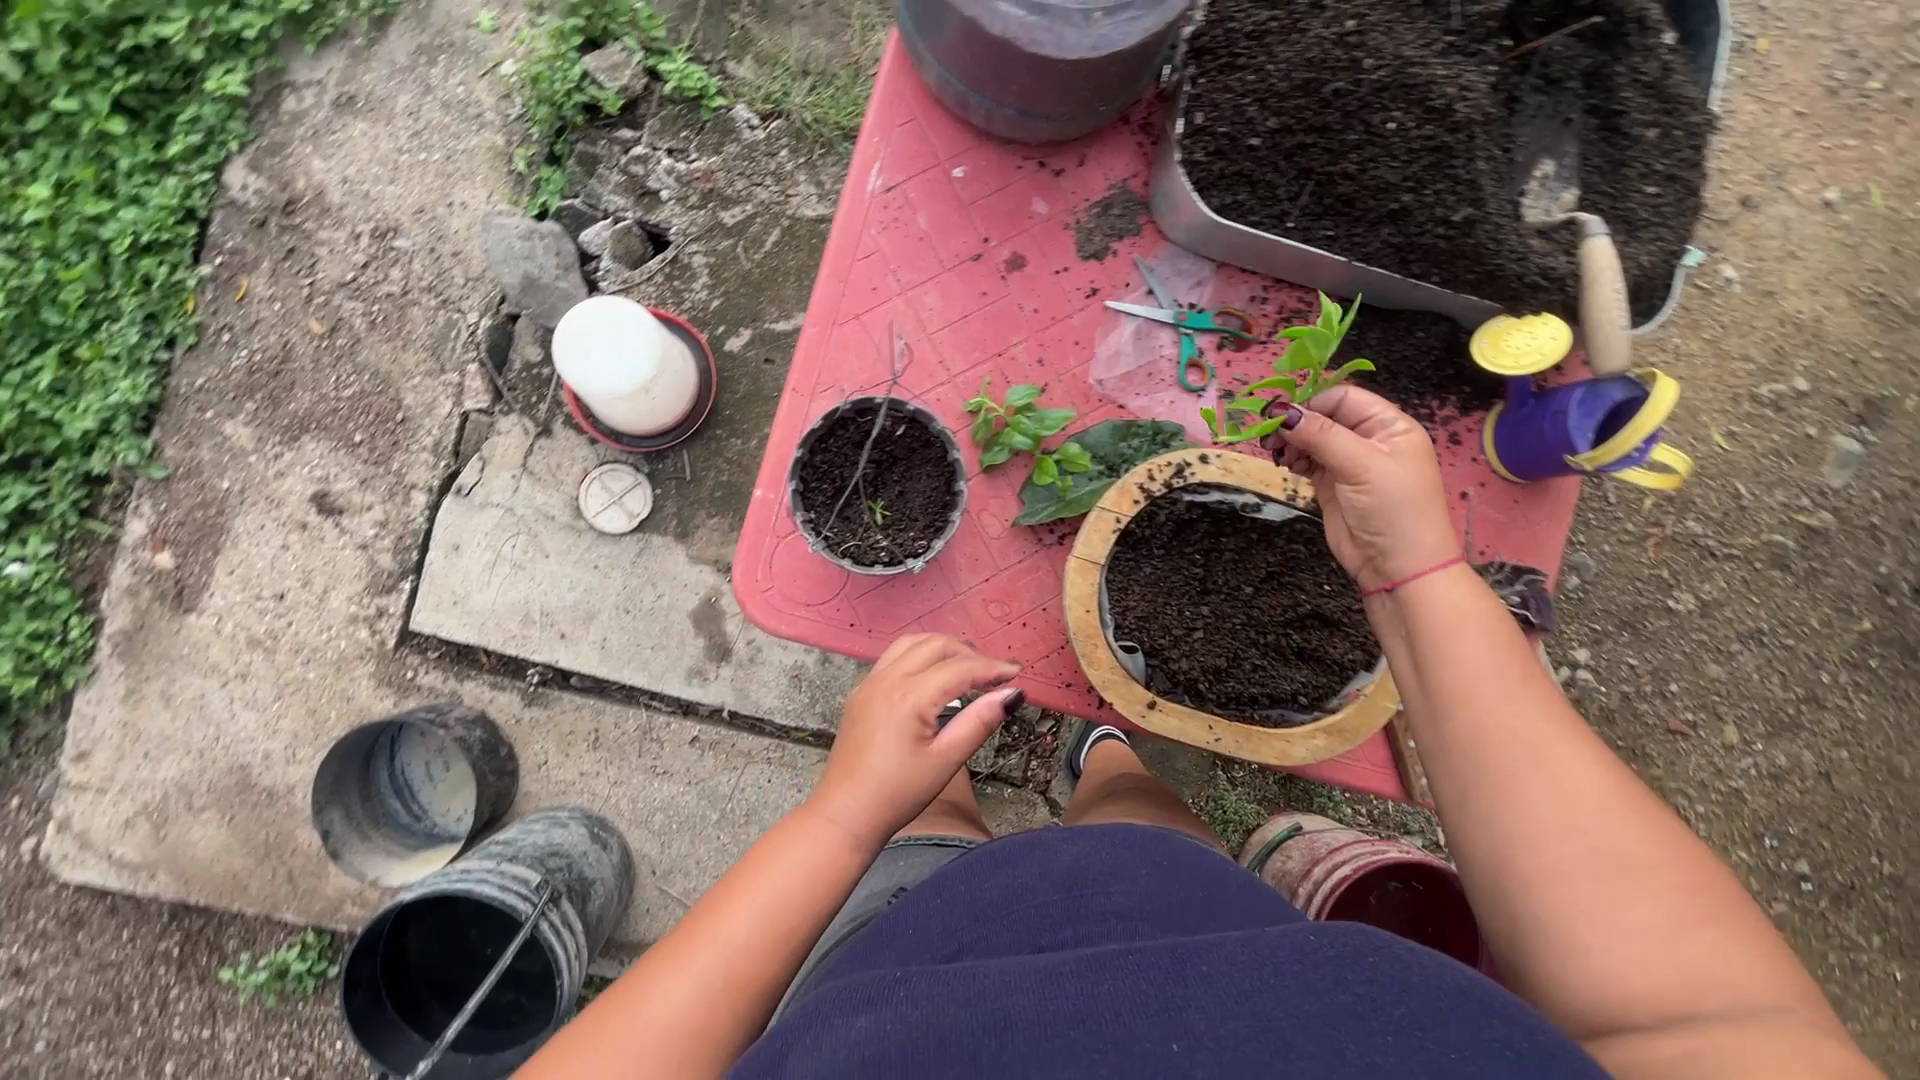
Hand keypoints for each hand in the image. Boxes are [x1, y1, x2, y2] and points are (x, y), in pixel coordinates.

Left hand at [805, 634, 1021, 847]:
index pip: (960, 668)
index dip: (992, 668)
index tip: (1017, 673)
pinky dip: (920, 656)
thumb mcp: (945, 761)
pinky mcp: (861, 692)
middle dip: (969, 653)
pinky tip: (933, 677)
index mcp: (909, 696)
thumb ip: (979, 722)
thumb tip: (1011, 695)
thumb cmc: (898, 794)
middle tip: (993, 675)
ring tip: (966, 669)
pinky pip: (894, 657)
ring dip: (942, 649)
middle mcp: (887, 679)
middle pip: (935, 645)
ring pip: (912, 644)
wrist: (844, 815)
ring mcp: (870, 683)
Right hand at [1260, 385, 1459, 591]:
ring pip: (1312, 439)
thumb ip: (1321, 435)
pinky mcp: (1333, 484)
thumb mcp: (1361, 465)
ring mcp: (1350, 462)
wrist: (1397, 566)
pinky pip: (1308, 460)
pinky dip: (1293, 459)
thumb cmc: (1393, 510)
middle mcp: (1370, 439)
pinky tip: (1284, 464)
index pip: (1344, 398)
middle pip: (1324, 416)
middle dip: (1296, 422)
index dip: (1311, 402)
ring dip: (1291, 442)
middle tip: (1268, 435)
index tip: (1279, 416)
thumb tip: (1282, 412)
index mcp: (1389, 426)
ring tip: (1274, 453)